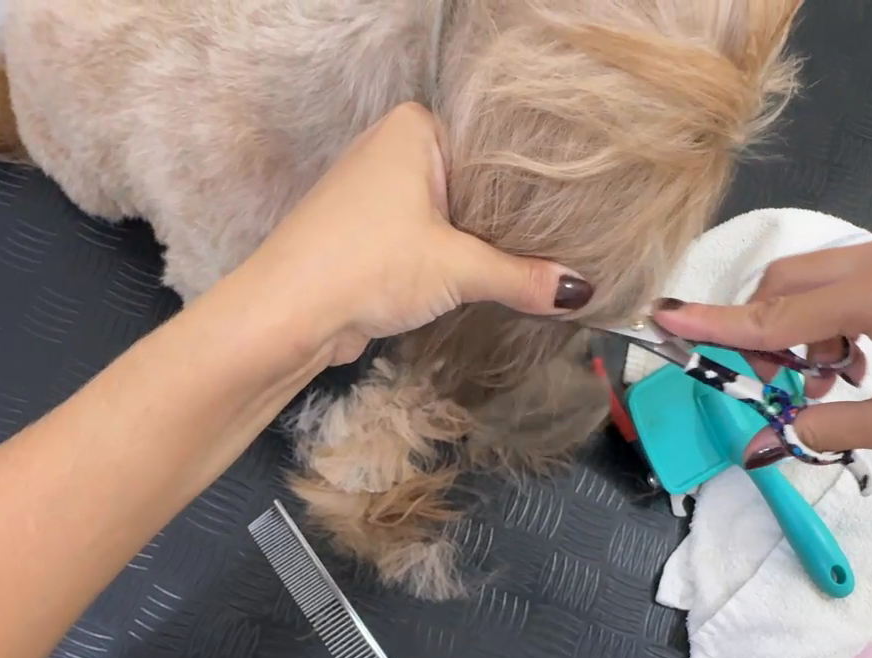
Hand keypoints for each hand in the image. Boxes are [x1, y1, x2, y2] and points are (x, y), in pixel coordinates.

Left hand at [230, 103, 592, 368]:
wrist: (289, 314)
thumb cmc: (368, 265)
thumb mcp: (456, 269)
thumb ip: (521, 278)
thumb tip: (582, 294)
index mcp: (417, 129)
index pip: (497, 149)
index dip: (537, 190)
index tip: (579, 217)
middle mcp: (397, 151)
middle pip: (477, 187)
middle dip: (512, 226)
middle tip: (571, 249)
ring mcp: (382, 196)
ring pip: (453, 220)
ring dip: (484, 250)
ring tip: (543, 267)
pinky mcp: (373, 238)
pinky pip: (431, 244)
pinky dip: (456, 264)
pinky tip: (493, 282)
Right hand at [652, 226, 871, 468]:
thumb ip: (822, 426)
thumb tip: (761, 441)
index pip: (778, 310)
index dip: (716, 323)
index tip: (663, 319)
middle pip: (788, 281)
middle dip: (767, 333)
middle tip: (789, 388)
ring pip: (817, 278)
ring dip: (803, 328)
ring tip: (837, 378)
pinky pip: (851, 278)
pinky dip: (834, 318)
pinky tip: (864, 356)